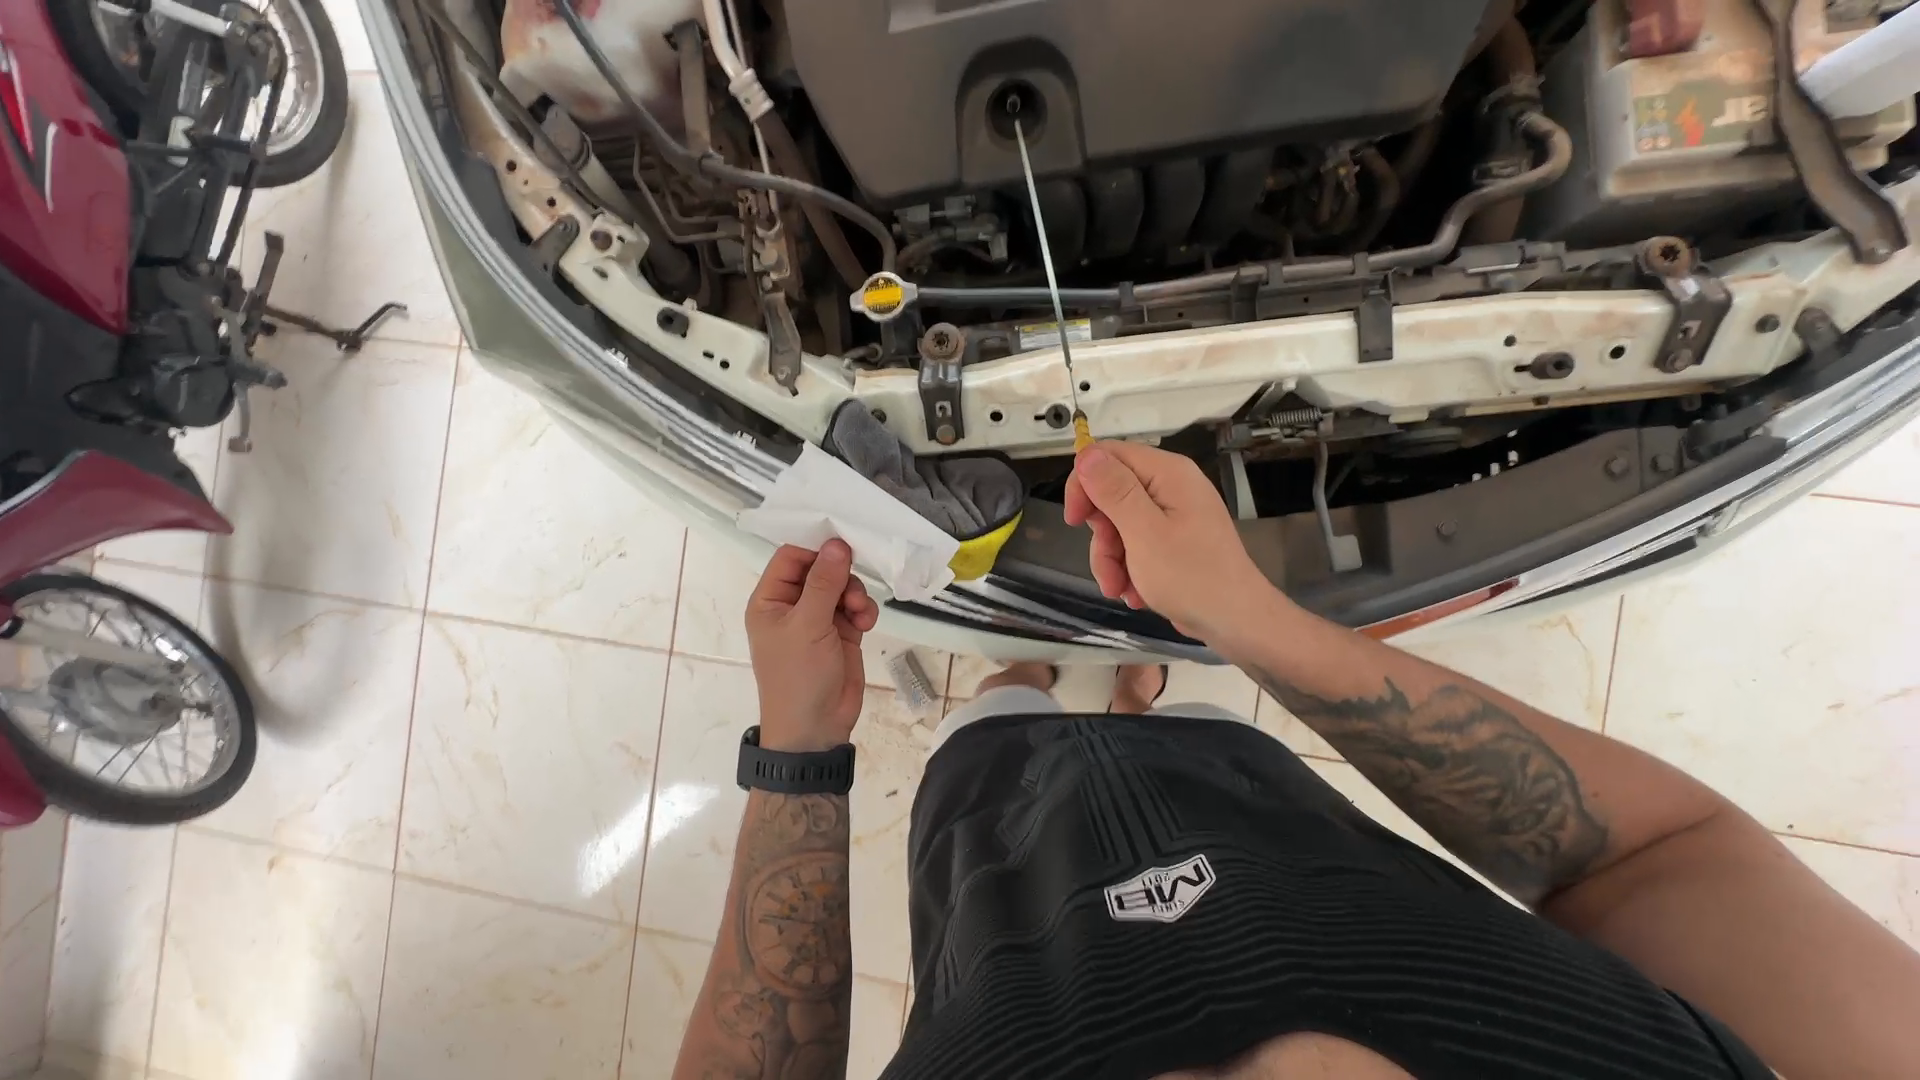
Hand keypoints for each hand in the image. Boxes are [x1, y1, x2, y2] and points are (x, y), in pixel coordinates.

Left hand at [744, 540, 879, 750]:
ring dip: (856, 595)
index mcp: (770, 600)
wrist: (815, 728)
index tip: (844, 545)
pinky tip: (866, 625)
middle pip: (821, 569)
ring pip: (842, 587)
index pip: (791, 557)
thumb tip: (838, 543)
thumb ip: (824, 582)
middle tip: (853, 589)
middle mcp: (792, 605)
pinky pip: (855, 607)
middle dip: (842, 575)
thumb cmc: (798, 676)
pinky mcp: (841, 633)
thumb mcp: (808, 626)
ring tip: (860, 614)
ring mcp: (817, 619)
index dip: (816, 548)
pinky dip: (863, 611)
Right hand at [1063, 441, 1284, 642]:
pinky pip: (1134, 544)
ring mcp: (1172, 514)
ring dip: (1111, 559)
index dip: (1084, 483)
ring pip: (1117, 525)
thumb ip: (1114, 491)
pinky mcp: (1172, 540)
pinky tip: (1135, 592)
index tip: (1075, 519)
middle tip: (1106, 563)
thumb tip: (1086, 454)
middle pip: (1110, 494)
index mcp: (1167, 473)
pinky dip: (1128, 568)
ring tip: (1120, 589)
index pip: (1108, 455)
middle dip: (1101, 534)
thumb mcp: (1144, 532)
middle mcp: (1170, 486)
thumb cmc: (1190, 576)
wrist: (1234, 621)